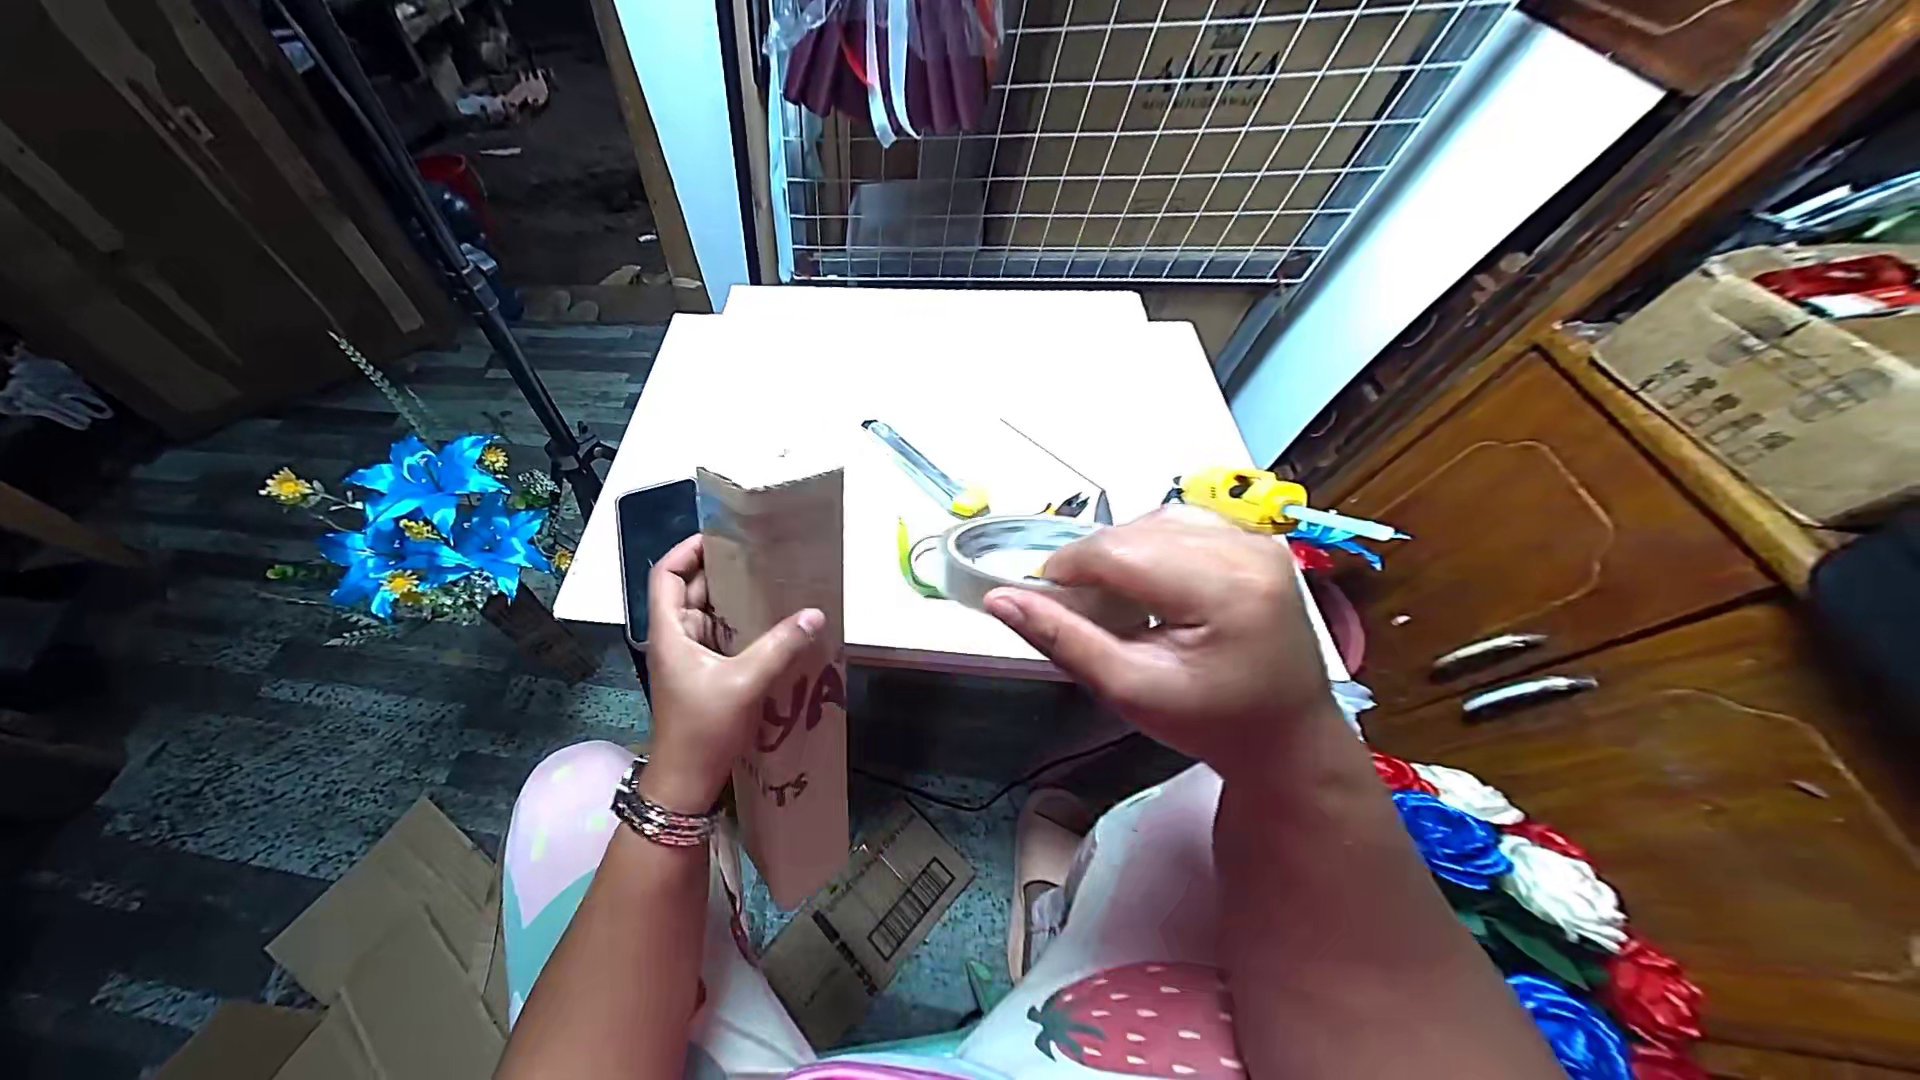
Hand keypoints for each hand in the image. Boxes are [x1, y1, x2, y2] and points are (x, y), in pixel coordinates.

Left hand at [643, 534, 823, 812]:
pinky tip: (773, 617)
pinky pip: (724, 633)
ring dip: (735, 595)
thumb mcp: (744, 683)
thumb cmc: (703, 728)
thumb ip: (780, 646)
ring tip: (772, 576)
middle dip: (723, 568)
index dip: (687, 550)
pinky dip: (743, 620)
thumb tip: (815, 614)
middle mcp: (677, 636)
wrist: (688, 780)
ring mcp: (692, 654)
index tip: (722, 535)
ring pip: (711, 611)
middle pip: (692, 588)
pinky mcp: (707, 670)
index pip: (667, 575)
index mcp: (670, 631)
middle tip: (762, 552)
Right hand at [984, 507, 1337, 777]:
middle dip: (1093, 562)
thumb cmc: (1210, 722)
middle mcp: (1249, 551)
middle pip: (1136, 531)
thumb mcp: (1129, 689)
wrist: (1284, 735)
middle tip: (1079, 606)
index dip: (1067, 568)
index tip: (1044, 596)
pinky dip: (1150, 542)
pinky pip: (1184, 521)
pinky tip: (1146, 577)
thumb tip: (999, 599)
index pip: (1119, 551)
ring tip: (1112, 593)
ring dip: (1120, 549)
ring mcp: (1259, 541)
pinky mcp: (1258, 542)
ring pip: (1156, 519)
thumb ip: (1062, 639)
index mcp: (1226, 590)